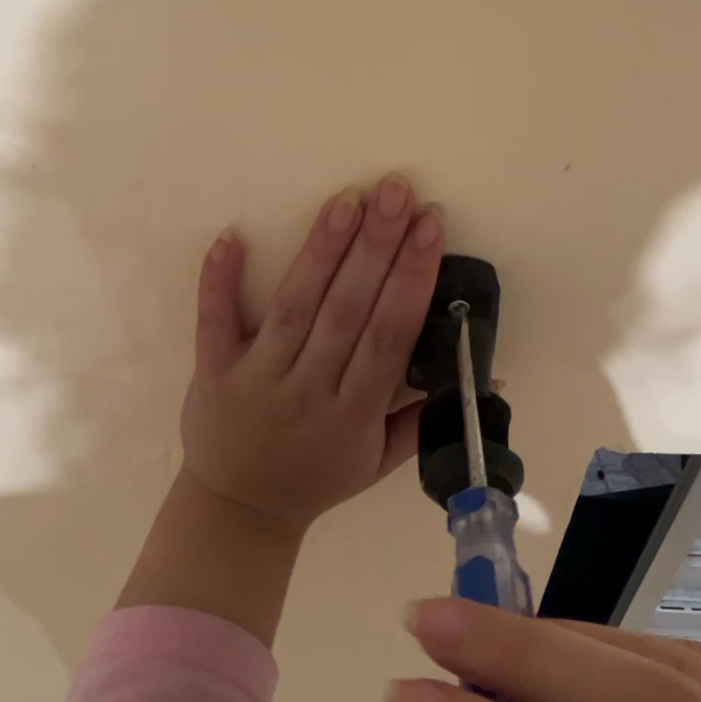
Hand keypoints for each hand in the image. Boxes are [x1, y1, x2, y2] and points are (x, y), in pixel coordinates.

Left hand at [180, 172, 445, 532]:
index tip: (430, 228)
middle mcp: (308, 389)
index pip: (390, 335)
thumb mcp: (378, 462)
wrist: (238, 511)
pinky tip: (229, 237)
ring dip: (321, 251)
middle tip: (395, 190)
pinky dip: (218, 281)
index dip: (412, 279)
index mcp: (354, 412)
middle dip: (376, 247)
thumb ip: (426, 418)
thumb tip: (487, 376)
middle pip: (347, 310)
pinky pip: (213, 322)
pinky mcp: (213, 371)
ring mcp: (256, 378)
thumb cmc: (317, 478)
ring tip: (347, 201)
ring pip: (294, 307)